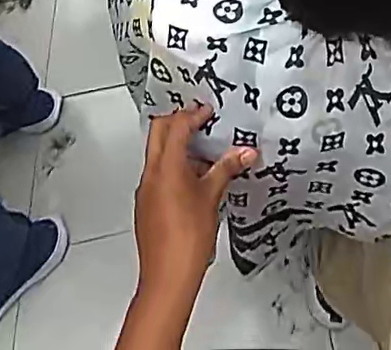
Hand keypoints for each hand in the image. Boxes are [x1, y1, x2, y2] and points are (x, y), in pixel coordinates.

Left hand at [133, 104, 256, 296]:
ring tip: (205, 149)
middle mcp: (151, 175)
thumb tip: (244, 153)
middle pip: (159, 132)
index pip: (176, 127)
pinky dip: (174, 164)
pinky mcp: (146, 205)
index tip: (208, 112)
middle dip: (178, 121)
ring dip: (177, 144)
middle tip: (200, 120)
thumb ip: (227, 168)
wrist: (168, 279)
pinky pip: (158, 173)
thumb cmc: (187, 240)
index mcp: (166, 167)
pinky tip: (195, 176)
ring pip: (157, 153)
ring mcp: (146, 191)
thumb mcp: (212, 196)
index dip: (193, 115)